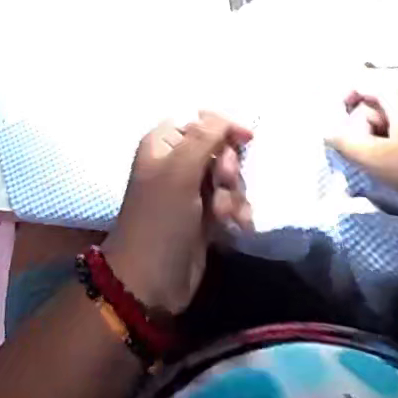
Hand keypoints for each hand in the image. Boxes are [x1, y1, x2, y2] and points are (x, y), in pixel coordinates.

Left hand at [102, 113, 251, 314]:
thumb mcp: (180, 171)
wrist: (150, 281)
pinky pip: (230, 202)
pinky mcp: (204, 217)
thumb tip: (225, 117)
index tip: (246, 139)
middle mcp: (176, 162)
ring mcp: (191, 191)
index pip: (200, 120)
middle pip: (218, 149)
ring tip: (225, 215)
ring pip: (228, 178)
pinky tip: (238, 227)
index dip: (223, 127)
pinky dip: (237, 212)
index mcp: (163, 143)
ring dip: (234, 194)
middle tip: (224, 183)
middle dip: (228, 167)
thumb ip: (204, 138)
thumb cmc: (161, 218)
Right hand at [327, 87, 397, 221]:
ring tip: (386, 174)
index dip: (342, 105)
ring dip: (381, 146)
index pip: (361, 82)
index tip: (340, 137)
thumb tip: (326, 129)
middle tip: (367, 162)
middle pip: (376, 104)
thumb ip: (346, 142)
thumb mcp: (380, 160)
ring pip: (393, 125)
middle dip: (364, 130)